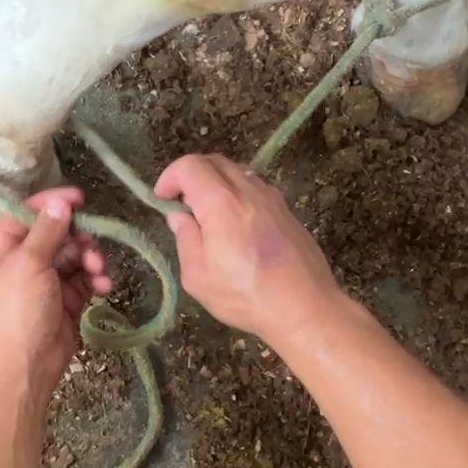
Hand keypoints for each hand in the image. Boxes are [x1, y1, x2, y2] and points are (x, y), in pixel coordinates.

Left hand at [0, 189, 112, 401]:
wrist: (24, 368)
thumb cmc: (17, 311)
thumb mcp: (29, 264)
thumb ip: (47, 230)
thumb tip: (60, 203)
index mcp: (4, 248)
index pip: (28, 214)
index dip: (52, 203)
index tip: (80, 199)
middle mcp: (24, 262)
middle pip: (57, 233)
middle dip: (78, 236)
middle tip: (91, 244)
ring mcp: (46, 282)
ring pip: (75, 256)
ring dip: (91, 258)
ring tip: (99, 271)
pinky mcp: (66, 301)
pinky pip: (84, 279)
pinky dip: (96, 278)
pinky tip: (104, 285)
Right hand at [154, 155, 342, 344]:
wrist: (305, 307)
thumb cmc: (245, 296)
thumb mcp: (198, 276)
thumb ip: (185, 239)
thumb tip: (179, 217)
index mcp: (221, 204)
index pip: (190, 166)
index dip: (170, 176)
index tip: (162, 199)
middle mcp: (248, 191)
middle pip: (214, 161)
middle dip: (191, 176)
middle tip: (182, 205)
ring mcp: (272, 199)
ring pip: (237, 172)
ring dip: (216, 183)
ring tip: (209, 216)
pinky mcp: (287, 211)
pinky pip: (256, 188)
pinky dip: (237, 194)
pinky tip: (236, 226)